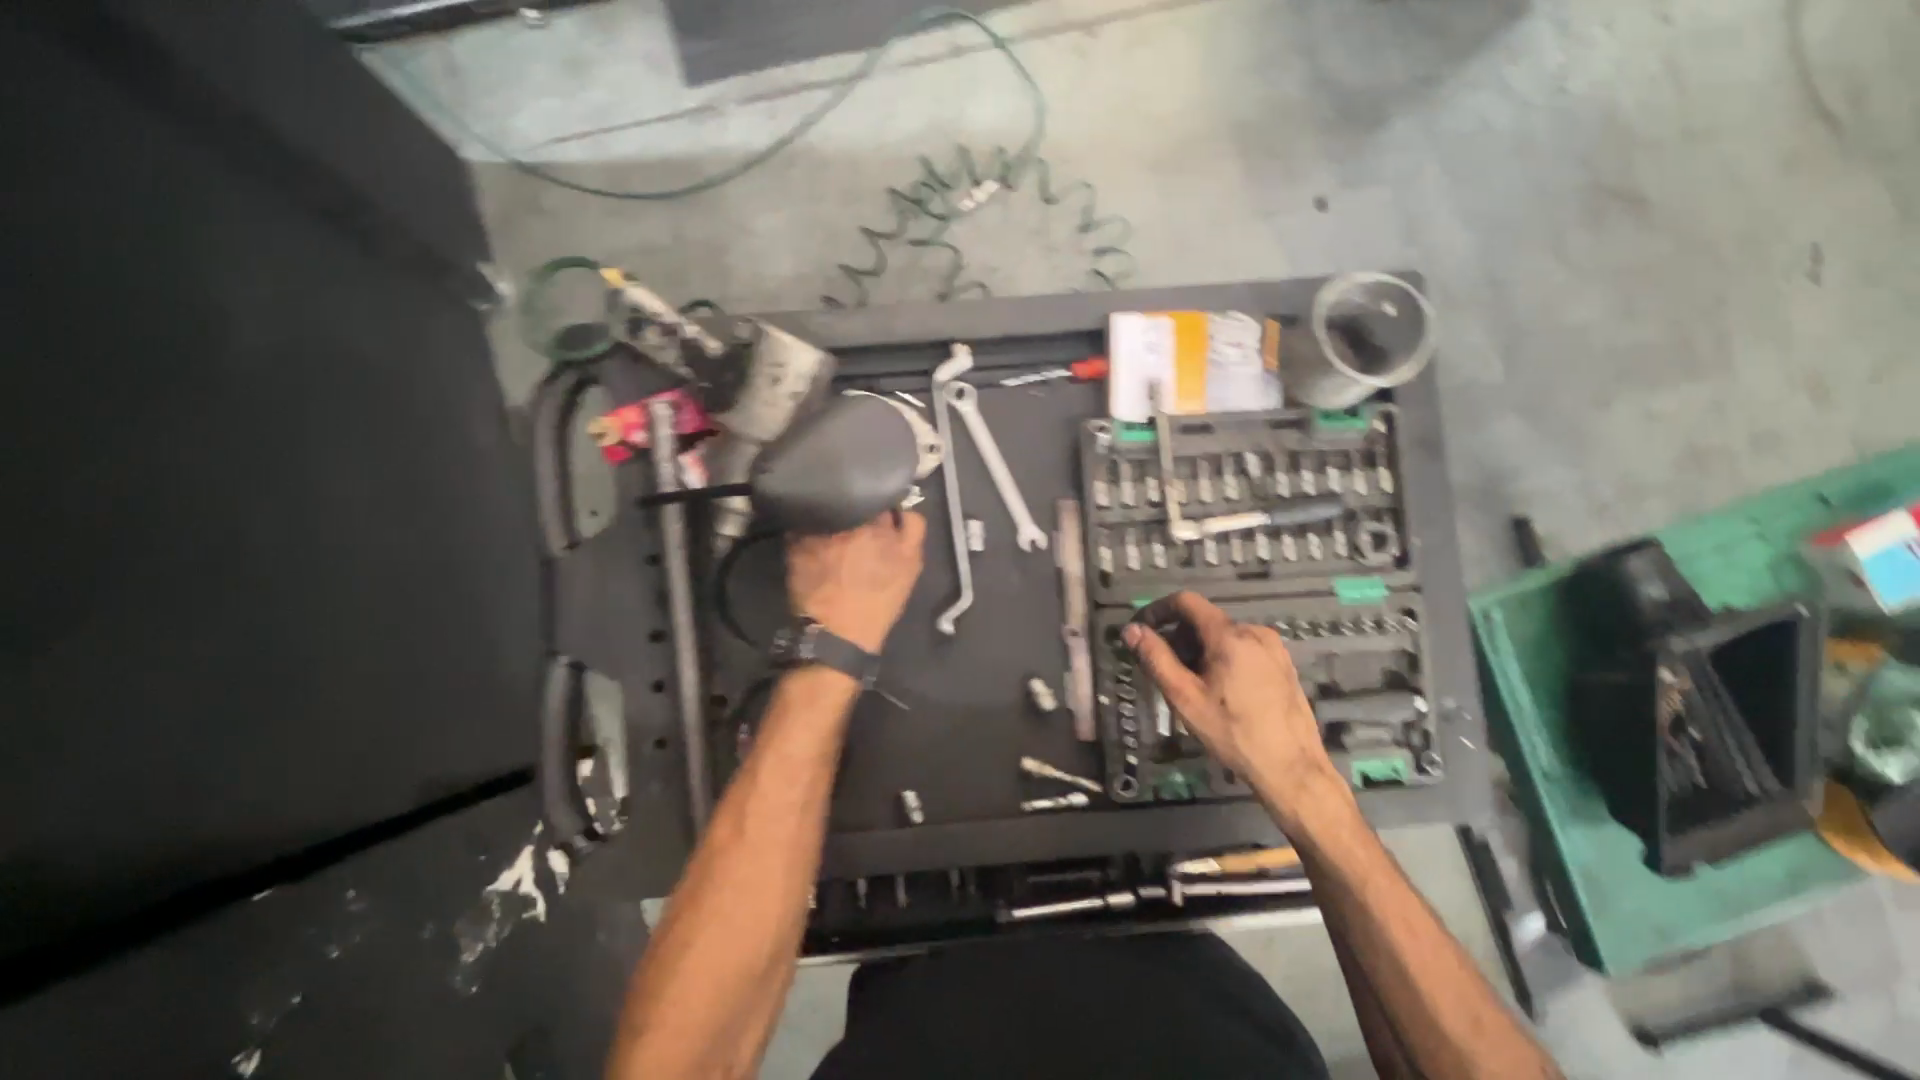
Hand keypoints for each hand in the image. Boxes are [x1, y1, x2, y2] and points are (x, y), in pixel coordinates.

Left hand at [786, 511, 926, 652]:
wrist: (838, 633)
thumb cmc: (879, 600)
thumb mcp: (911, 564)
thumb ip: (913, 527)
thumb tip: (902, 506)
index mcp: (874, 520)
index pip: (877, 494)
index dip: (880, 502)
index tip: (880, 513)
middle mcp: (842, 518)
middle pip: (848, 497)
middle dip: (853, 505)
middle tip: (857, 523)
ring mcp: (814, 529)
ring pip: (824, 509)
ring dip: (830, 515)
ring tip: (834, 530)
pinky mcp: (793, 543)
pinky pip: (802, 526)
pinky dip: (808, 530)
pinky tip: (813, 541)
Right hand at [1123, 592, 1335, 792]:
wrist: (1291, 767)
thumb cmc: (1233, 733)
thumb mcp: (1185, 698)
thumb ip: (1156, 659)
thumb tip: (1131, 630)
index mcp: (1230, 635)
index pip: (1186, 602)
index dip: (1158, 611)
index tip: (1141, 632)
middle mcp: (1255, 631)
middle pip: (1205, 620)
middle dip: (1179, 639)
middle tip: (1167, 673)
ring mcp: (1274, 648)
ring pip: (1224, 636)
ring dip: (1200, 651)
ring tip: (1194, 688)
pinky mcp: (1284, 664)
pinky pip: (1244, 649)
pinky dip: (1223, 659)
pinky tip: (1222, 693)